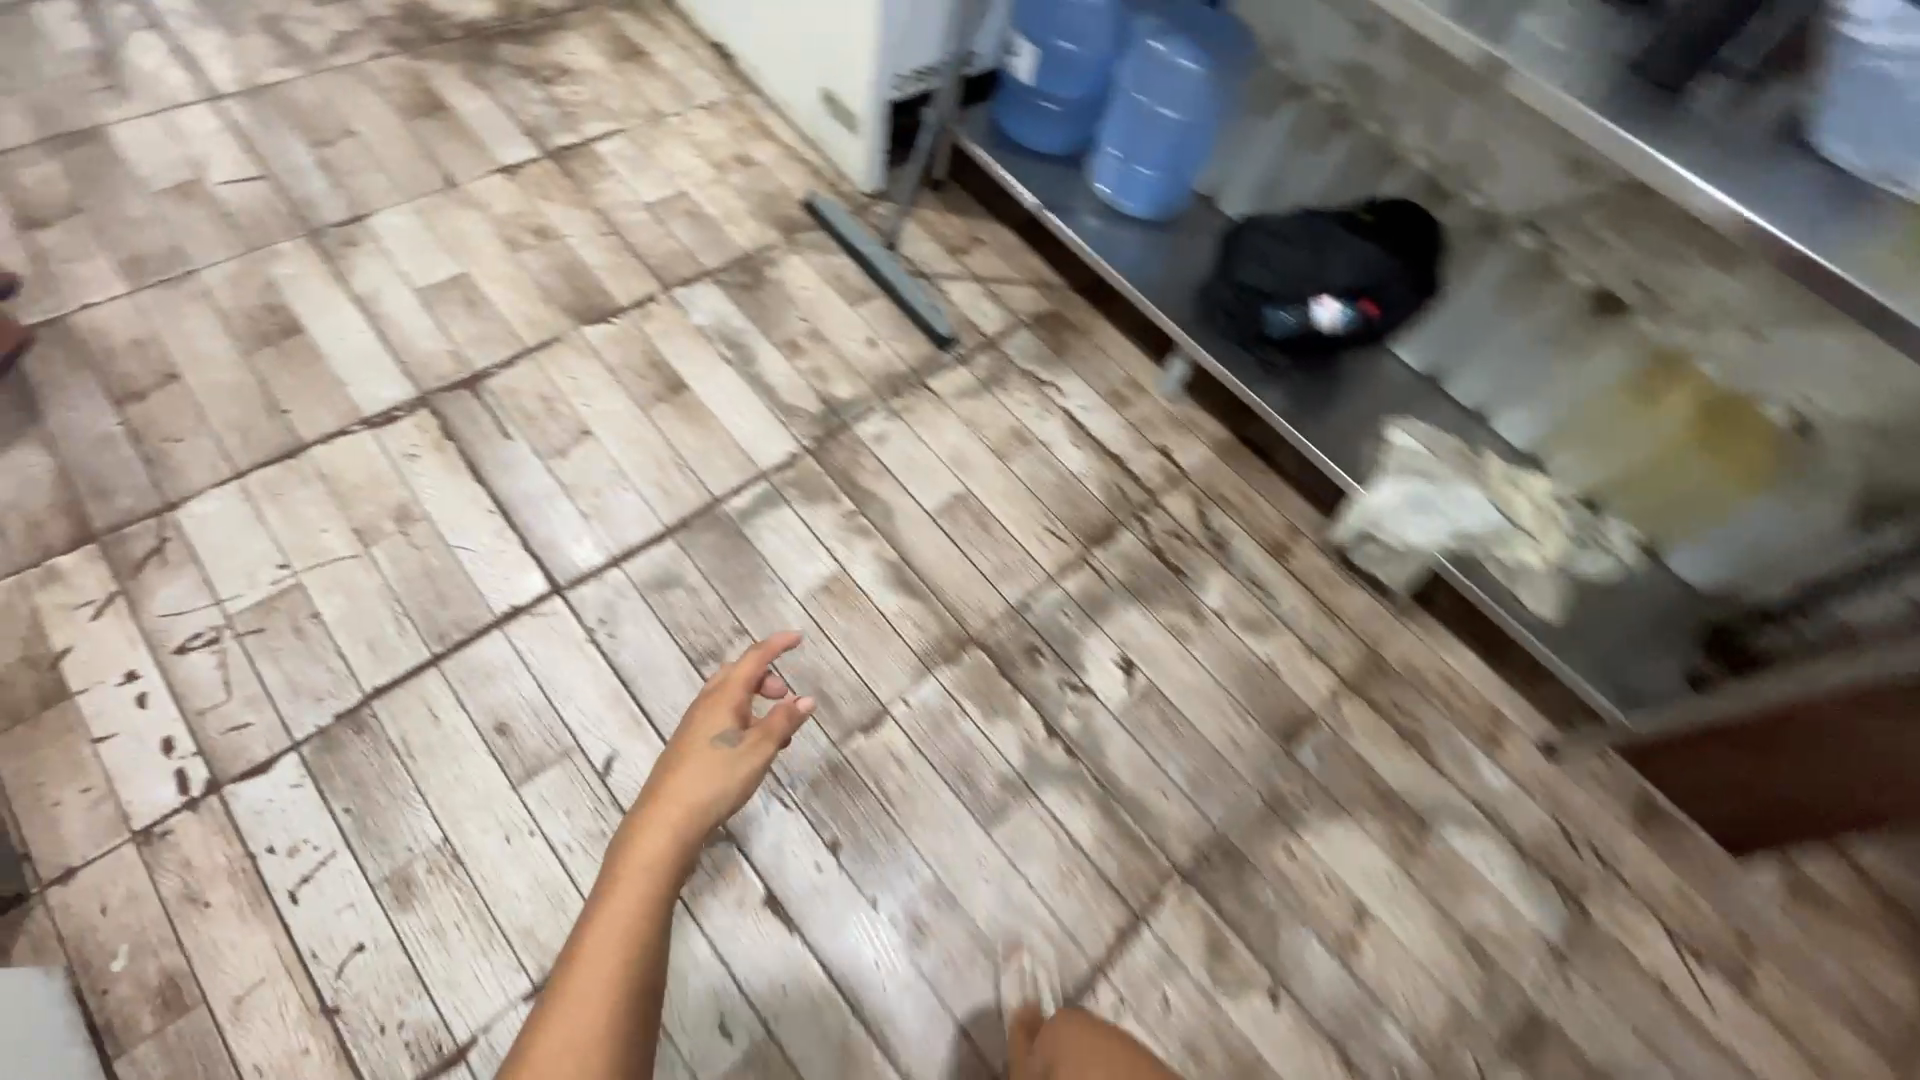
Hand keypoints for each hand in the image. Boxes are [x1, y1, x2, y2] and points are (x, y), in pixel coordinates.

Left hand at [628, 632, 814, 858]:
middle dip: (766, 677)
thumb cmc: (716, 778)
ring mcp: (695, 724)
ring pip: (730, 696)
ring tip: (778, 730)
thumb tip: (806, 699)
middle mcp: (707, 703)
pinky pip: (722, 716)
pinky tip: (754, 748)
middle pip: (739, 673)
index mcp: (724, 696)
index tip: (798, 638)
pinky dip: (744, 719)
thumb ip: (784, 722)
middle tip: (785, 697)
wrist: (666, 820)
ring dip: (756, 701)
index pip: (755, 658)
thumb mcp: (760, 750)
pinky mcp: (690, 745)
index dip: (777, 645)